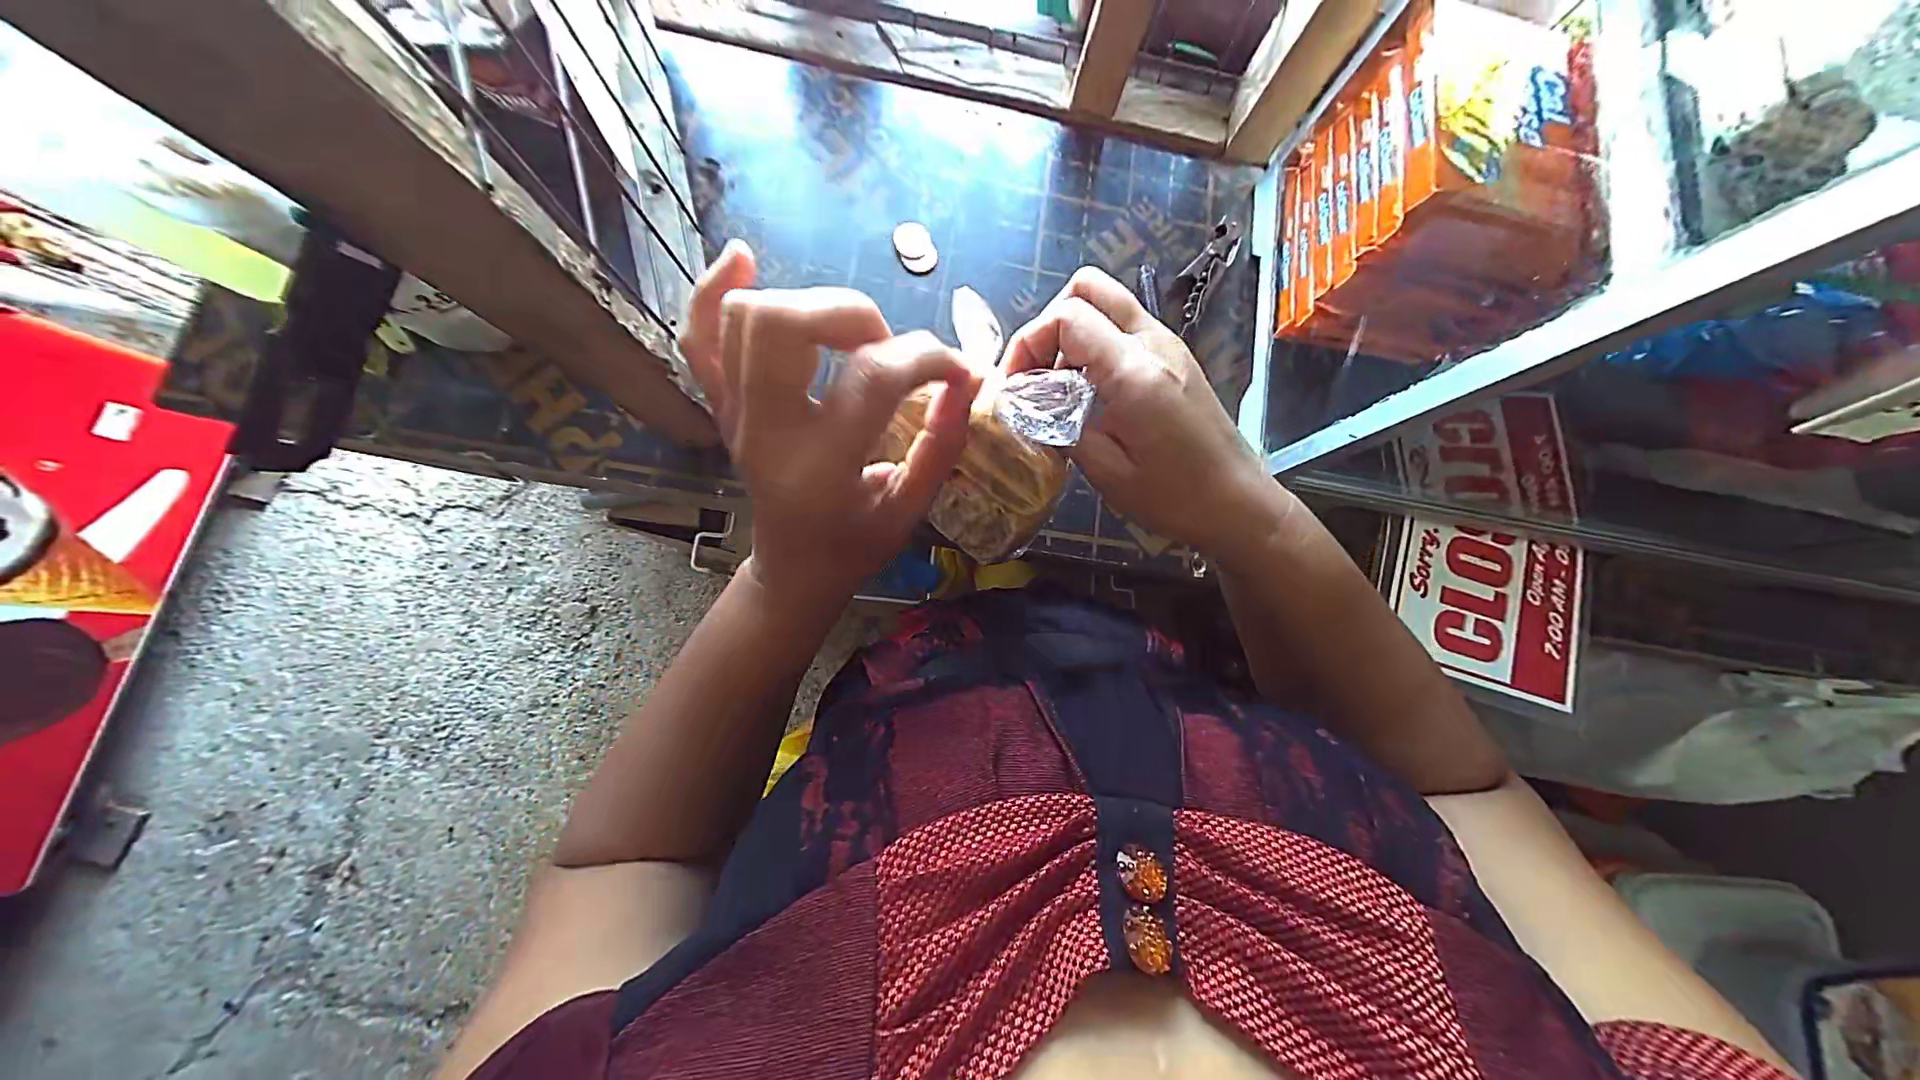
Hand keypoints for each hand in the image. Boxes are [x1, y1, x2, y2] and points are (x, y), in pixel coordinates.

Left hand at [679, 241, 982, 603]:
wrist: (794, 568)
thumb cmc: (855, 546)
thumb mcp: (910, 510)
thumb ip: (942, 446)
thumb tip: (966, 383)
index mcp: (821, 468)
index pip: (872, 378)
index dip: (929, 358)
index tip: (958, 371)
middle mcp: (766, 432)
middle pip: (784, 324)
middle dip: (853, 315)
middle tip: (884, 349)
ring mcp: (734, 415)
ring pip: (744, 315)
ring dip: (806, 304)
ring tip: (845, 334)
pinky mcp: (721, 405)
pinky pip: (699, 334)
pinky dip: (716, 288)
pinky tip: (746, 261)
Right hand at [1002, 267, 1290, 563]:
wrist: (1239, 504)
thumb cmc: (1176, 498)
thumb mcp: (1107, 472)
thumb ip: (1060, 427)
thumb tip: (1026, 404)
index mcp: (1135, 371)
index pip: (1067, 317)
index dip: (1028, 342)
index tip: (1013, 384)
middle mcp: (1153, 343)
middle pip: (1087, 288)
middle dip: (1046, 323)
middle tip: (1033, 373)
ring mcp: (1167, 346)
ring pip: (1105, 303)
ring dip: (1069, 333)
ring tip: (1053, 386)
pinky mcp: (1173, 358)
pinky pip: (1122, 327)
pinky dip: (1091, 344)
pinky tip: (1083, 391)